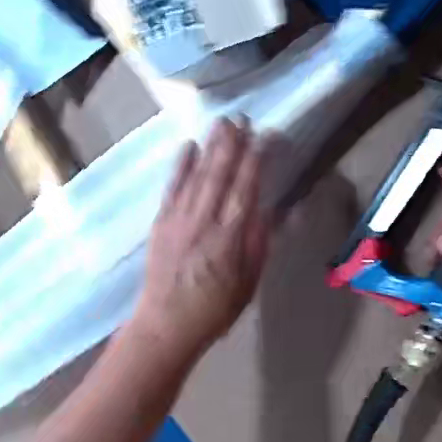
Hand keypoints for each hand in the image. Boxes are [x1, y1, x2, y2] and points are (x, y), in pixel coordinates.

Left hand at [128, 118, 272, 363]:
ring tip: (221, 123)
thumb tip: (280, 209)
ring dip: (210, 147)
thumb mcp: (249, 281)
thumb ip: (261, 242)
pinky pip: (172, 187)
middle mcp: (205, 220)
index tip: (266, 136)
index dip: (257, 160)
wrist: (166, 324)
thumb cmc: (215, 308)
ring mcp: (179, 218)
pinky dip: (180, 166)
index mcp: (231, 237)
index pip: (247, 188)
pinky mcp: (161, 220)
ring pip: (198, 175)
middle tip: (241, 118)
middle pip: (221, 175)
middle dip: (233, 144)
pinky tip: (188, 146)